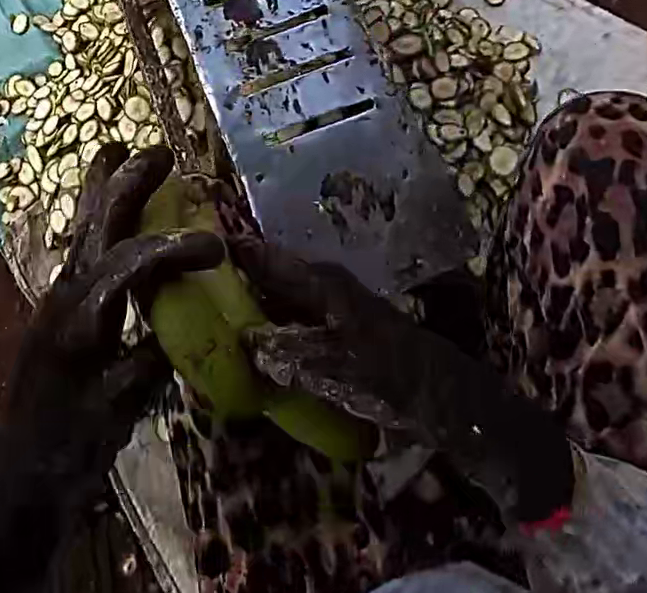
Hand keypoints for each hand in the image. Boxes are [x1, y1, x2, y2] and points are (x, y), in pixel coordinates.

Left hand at [0, 144, 222, 591]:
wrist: (20, 469)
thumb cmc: (66, 446)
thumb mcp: (116, 412)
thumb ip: (148, 365)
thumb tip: (181, 327)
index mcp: (80, 318)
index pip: (128, 265)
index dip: (172, 249)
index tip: (215, 248)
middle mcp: (65, 294)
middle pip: (95, 224)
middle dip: (124, 183)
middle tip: (154, 151)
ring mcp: (59, 295)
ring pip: (83, 226)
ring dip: (101, 187)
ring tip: (114, 150)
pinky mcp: (61, 305)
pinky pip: (84, 246)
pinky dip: (98, 216)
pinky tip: (108, 210)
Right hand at [226, 233, 576, 525]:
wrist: (447, 398)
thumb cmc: (391, 374)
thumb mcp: (333, 367)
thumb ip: (284, 354)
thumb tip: (244, 343)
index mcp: (319, 281)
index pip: (264, 258)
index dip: (233, 252)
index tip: (200, 247)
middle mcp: (322, 284)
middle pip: (269, 274)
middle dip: (236, 279)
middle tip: (199, 287)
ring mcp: (330, 304)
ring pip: (280, 295)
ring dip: (253, 303)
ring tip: (216, 313)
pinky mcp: (336, 326)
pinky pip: (292, 316)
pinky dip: (272, 323)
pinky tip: (255, 342)